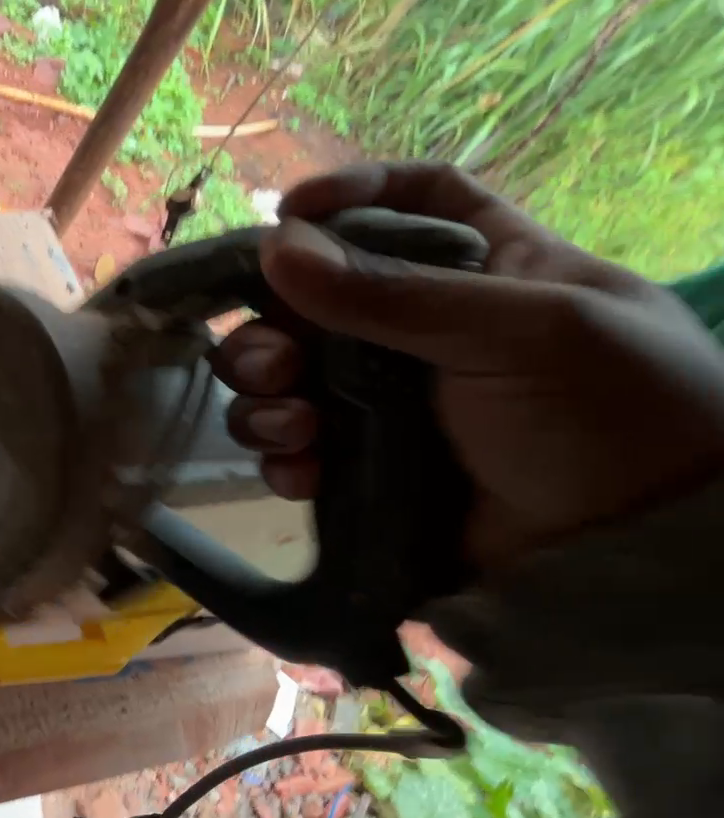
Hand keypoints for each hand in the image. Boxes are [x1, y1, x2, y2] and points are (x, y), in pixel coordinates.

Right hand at [213, 161, 723, 568]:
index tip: (285, 215)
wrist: (625, 550)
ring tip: (293, 430)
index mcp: (481, 270)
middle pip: (308, 304)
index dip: (349, 196)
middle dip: (268, 333)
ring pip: (280, 382)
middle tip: (274, 366)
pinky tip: (302, 473)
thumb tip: (275, 246)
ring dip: (264, 403)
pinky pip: (286, 450)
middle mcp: (415, 331)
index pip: (413, 203)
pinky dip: (279, 460)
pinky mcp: (354, 466)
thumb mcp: (521, 332)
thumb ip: (394, 291)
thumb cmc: (608, 414)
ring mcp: (377, 403)